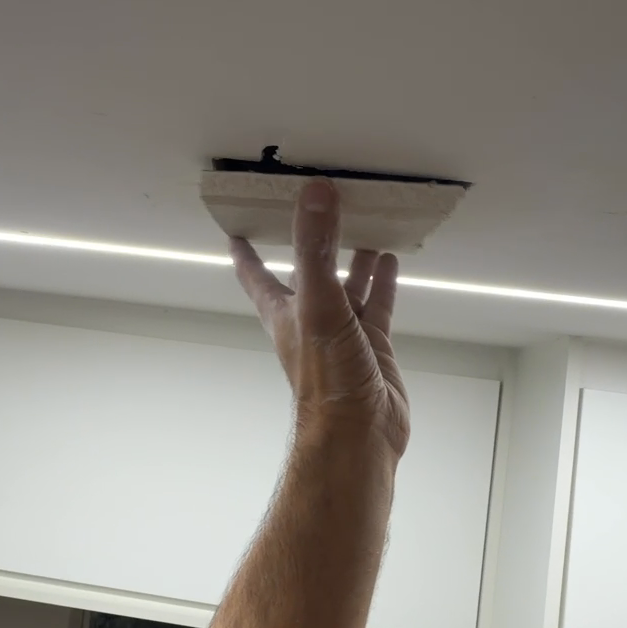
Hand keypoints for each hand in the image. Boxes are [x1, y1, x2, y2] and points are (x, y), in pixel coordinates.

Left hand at [230, 179, 410, 456]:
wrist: (357, 434)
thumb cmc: (327, 378)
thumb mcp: (318, 304)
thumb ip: (316, 249)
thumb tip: (315, 194)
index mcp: (285, 310)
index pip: (256, 273)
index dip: (245, 249)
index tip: (237, 225)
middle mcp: (310, 318)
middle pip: (306, 270)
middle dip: (309, 242)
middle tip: (316, 208)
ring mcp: (341, 331)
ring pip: (345, 284)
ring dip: (350, 256)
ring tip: (362, 222)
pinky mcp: (370, 345)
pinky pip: (377, 304)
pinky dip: (382, 282)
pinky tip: (389, 260)